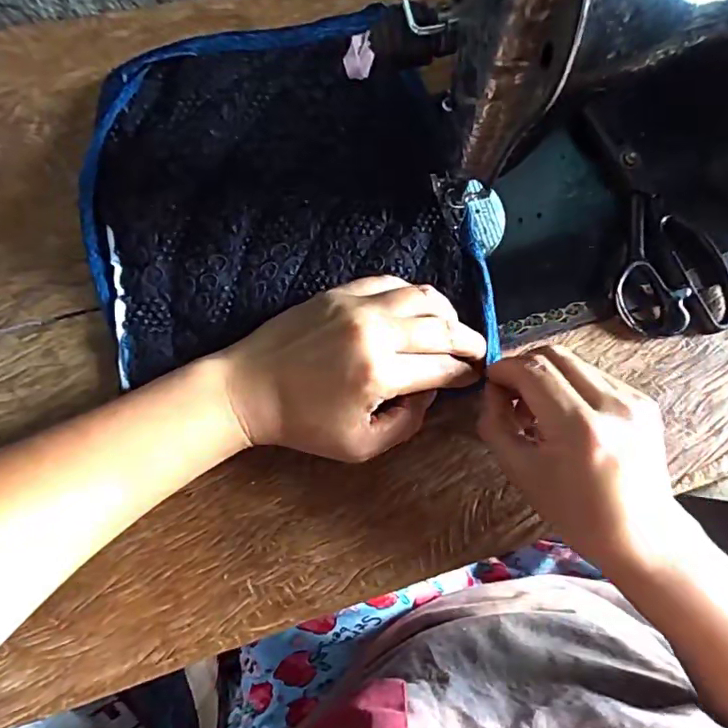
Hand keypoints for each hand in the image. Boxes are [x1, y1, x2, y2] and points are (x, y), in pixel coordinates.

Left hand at [214, 277, 486, 461]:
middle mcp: (374, 332)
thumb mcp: (360, 446)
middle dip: (469, 341)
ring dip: (447, 312)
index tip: (475, 377)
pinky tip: (415, 309)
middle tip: (479, 351)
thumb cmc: (301, 424)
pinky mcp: (338, 292)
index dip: (465, 373)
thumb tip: (429, 392)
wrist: (247, 389)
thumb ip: (406, 424)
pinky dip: (411, 293)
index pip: (442, 367)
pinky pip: (389, 282)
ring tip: (452, 327)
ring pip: (422, 295)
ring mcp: (356, 305)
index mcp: (379, 374)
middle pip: (442, 327)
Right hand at [478, 344, 698, 564]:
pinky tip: (566, 418)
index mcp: (580, 428)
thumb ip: (496, 424)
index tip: (491, 382)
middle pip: (555, 355)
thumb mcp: (521, 472)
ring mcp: (633, 400)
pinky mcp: (644, 401)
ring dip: (547, 376)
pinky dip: (571, 387)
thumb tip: (493, 390)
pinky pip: (596, 377)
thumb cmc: (575, 511)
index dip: (504, 369)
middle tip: (510, 394)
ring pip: (575, 362)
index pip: (533, 370)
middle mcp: (612, 405)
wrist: (640, 534)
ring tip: (538, 411)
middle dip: (523, 366)